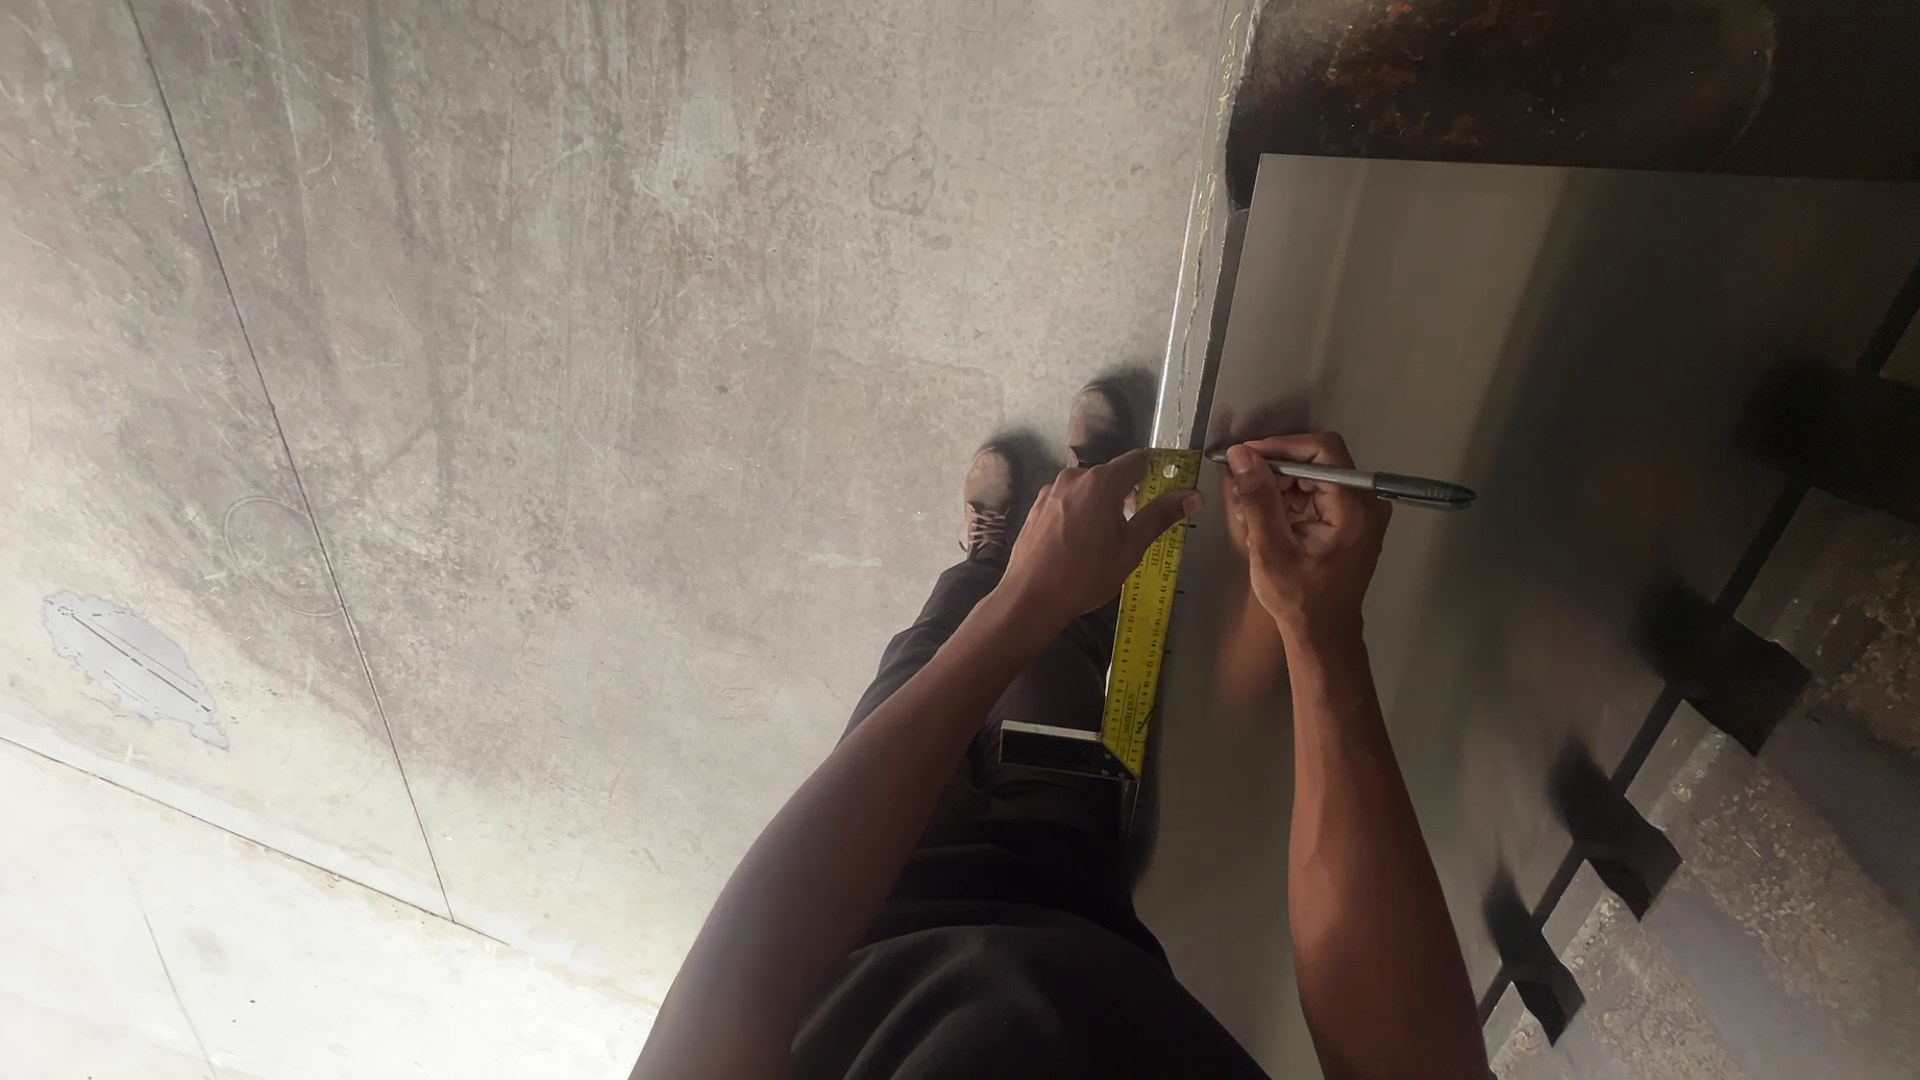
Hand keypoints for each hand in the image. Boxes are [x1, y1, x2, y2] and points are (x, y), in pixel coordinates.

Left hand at [997, 448, 1201, 632]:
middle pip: (1111, 475)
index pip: (1138, 460)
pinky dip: (1079, 513)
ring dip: (1102, 504)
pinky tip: (1078, 543)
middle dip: (1128, 494)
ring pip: (1087, 489)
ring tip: (1106, 540)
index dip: (1155, 474)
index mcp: (1101, 481)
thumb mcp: (1131, 547)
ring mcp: (1051, 491)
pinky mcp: (1036, 507)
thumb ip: (1160, 516)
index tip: (1163, 496)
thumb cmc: (1086, 574)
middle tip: (1135, 528)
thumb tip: (1194, 495)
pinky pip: (1067, 501)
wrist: (1030, 596)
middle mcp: (1073, 477)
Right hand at [1221, 433, 1388, 641]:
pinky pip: (1316, 492)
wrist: (1321, 631)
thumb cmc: (1298, 598)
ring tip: (1248, 506)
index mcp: (1355, 507)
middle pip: (1319, 460)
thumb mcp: (1271, 548)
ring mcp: (1360, 510)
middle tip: (1241, 483)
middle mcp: (1366, 501)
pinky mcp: (1348, 518)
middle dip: (1276, 467)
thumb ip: (1259, 498)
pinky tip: (1264, 516)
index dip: (1280, 447)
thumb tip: (1241, 456)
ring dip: (1278, 484)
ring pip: (1314, 474)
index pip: (1322, 452)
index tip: (1244, 456)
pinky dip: (1287, 498)